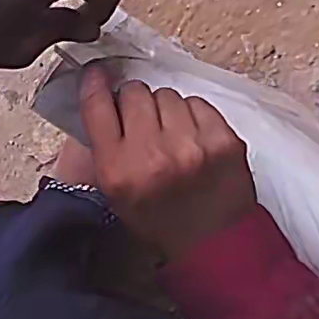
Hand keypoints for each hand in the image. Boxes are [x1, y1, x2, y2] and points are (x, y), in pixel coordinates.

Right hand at [79, 65, 257, 260]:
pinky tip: (192, 137)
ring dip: (165, 109)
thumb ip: (105, 148)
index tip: (96, 74)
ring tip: (171, 134)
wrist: (211, 245)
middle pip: (134, 93)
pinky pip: (197, 103)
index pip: (98, 108)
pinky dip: (192, 115)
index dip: (95, 84)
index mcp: (117, 170)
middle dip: (134, 103)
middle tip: (142, 122)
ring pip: (167, 95)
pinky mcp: (223, 141)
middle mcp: (152, 154)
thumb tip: (103, 100)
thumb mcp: (114, 192)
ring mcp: (191, 146)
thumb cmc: (157, 218)